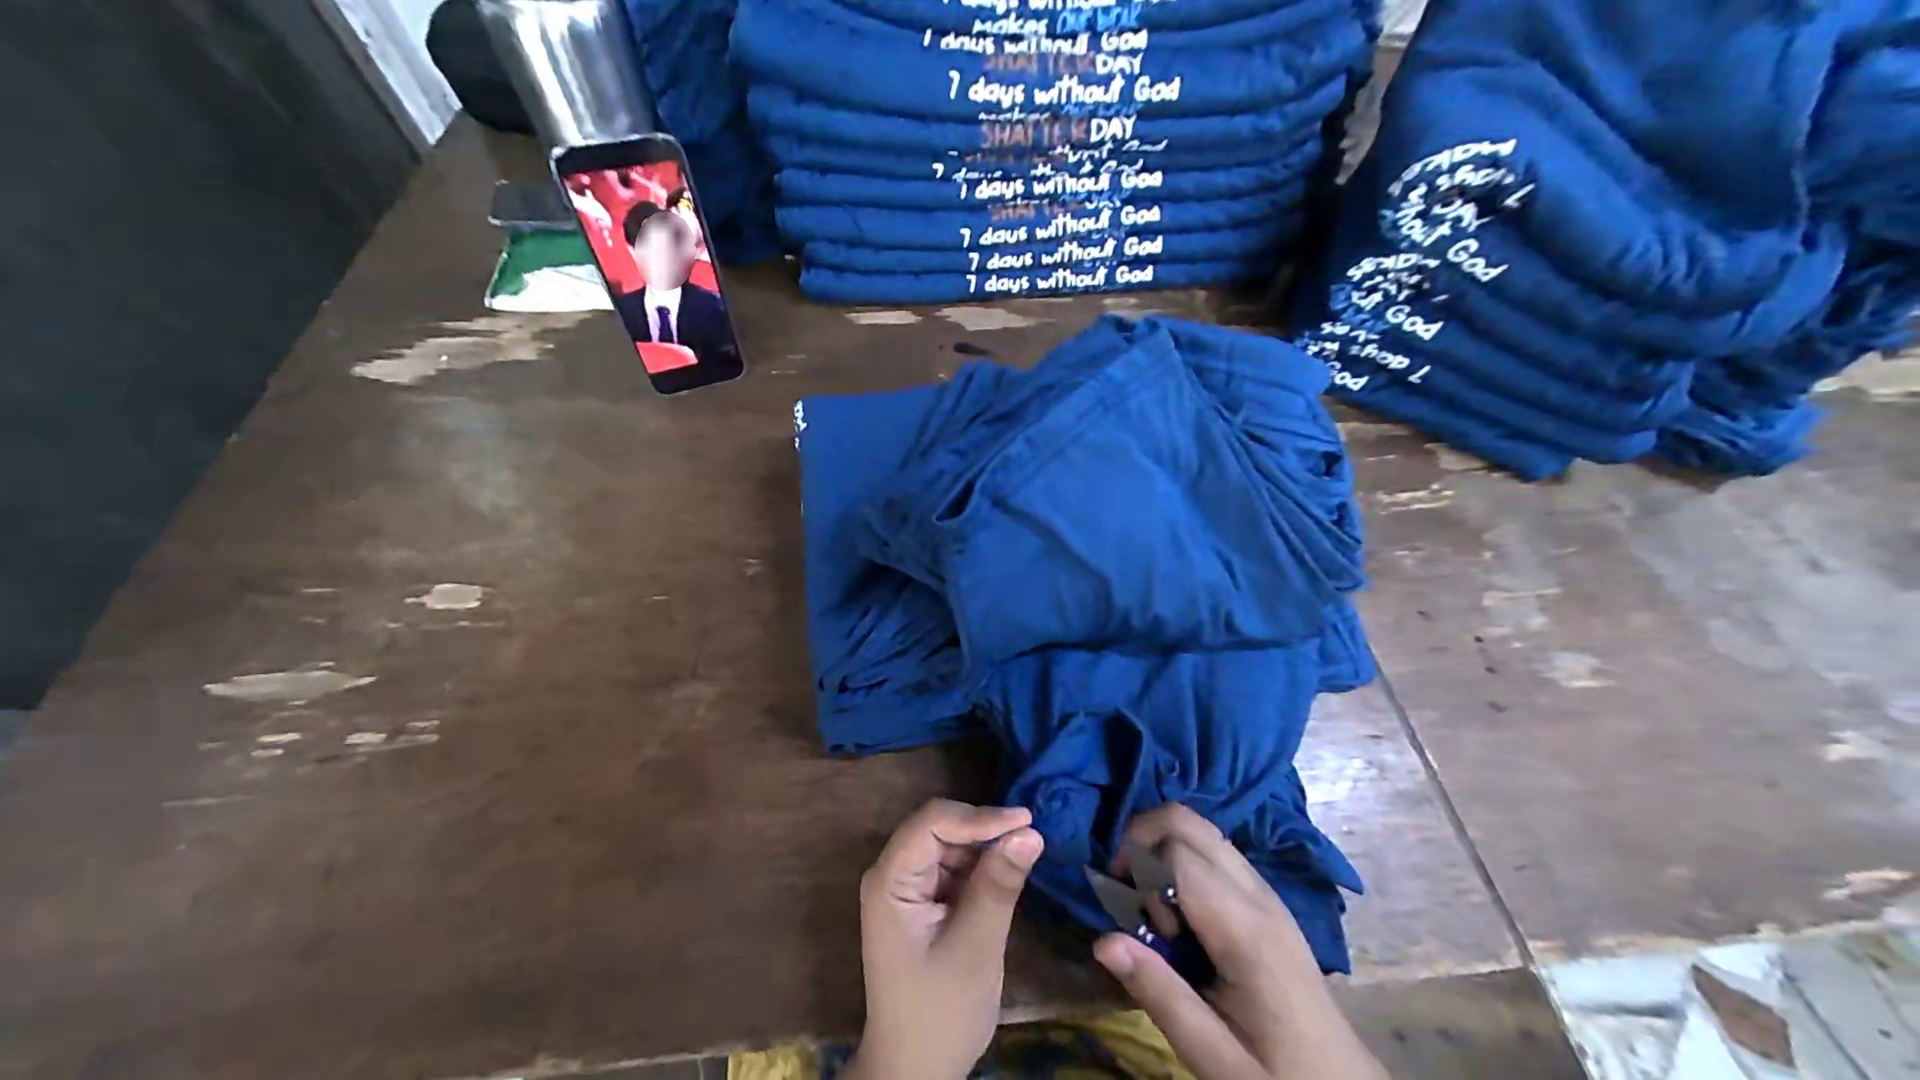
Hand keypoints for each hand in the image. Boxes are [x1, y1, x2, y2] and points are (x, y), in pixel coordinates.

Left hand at [847, 800, 1044, 1079]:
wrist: (915, 1069)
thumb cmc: (941, 1013)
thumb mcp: (976, 948)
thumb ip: (999, 886)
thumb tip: (1030, 832)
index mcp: (890, 880)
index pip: (933, 822)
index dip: (980, 816)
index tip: (1028, 822)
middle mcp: (892, 873)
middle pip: (940, 827)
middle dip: (984, 829)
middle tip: (1032, 838)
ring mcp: (906, 886)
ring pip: (950, 844)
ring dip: (986, 847)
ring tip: (1025, 855)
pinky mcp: (922, 901)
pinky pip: (953, 867)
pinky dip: (981, 867)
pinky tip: (1006, 874)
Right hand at [1093, 805, 1386, 1079]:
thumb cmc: (1278, 1077)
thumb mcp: (1215, 1059)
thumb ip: (1159, 994)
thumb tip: (1102, 941)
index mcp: (1245, 930)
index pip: (1176, 854)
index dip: (1140, 876)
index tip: (1133, 922)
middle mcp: (1256, 893)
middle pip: (1186, 821)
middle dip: (1139, 840)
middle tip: (1125, 892)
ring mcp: (1264, 890)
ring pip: (1199, 828)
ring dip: (1159, 847)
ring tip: (1149, 902)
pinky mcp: (1264, 898)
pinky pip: (1212, 849)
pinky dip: (1179, 857)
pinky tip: (1176, 909)